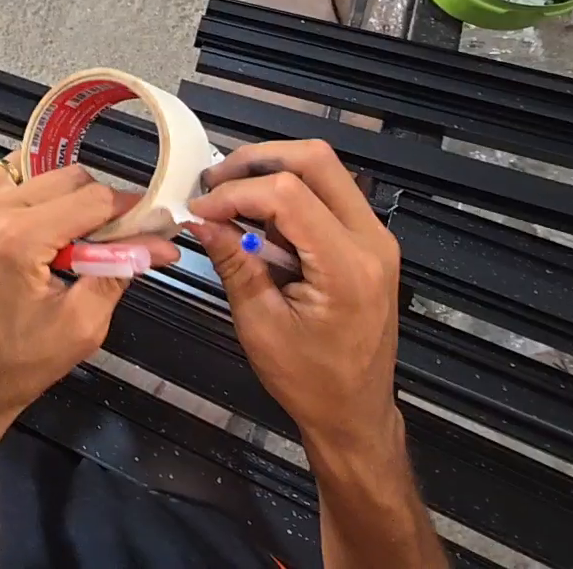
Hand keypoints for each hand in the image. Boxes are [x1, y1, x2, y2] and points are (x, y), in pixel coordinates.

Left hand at [0, 164, 179, 457]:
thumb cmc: (15, 363)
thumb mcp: (83, 324)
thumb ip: (121, 269)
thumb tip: (157, 242)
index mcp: (18, 239)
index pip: (93, 198)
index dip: (126, 208)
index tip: (144, 218)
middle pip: (65, 177)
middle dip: (94, 203)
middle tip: (107, 236)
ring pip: (33, 172)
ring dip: (57, 197)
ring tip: (64, 238)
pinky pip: (0, 184)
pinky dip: (23, 199)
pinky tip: (31, 232)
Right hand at [187, 141, 401, 456]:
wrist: (355, 413)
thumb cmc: (308, 380)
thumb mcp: (259, 323)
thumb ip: (233, 261)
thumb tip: (198, 218)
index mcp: (348, 267)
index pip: (288, 195)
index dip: (235, 192)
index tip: (198, 209)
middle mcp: (371, 240)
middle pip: (315, 160)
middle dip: (256, 160)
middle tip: (214, 182)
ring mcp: (374, 236)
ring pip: (322, 168)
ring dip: (270, 169)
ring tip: (229, 195)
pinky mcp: (366, 239)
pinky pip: (326, 190)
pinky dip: (285, 188)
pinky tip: (254, 213)